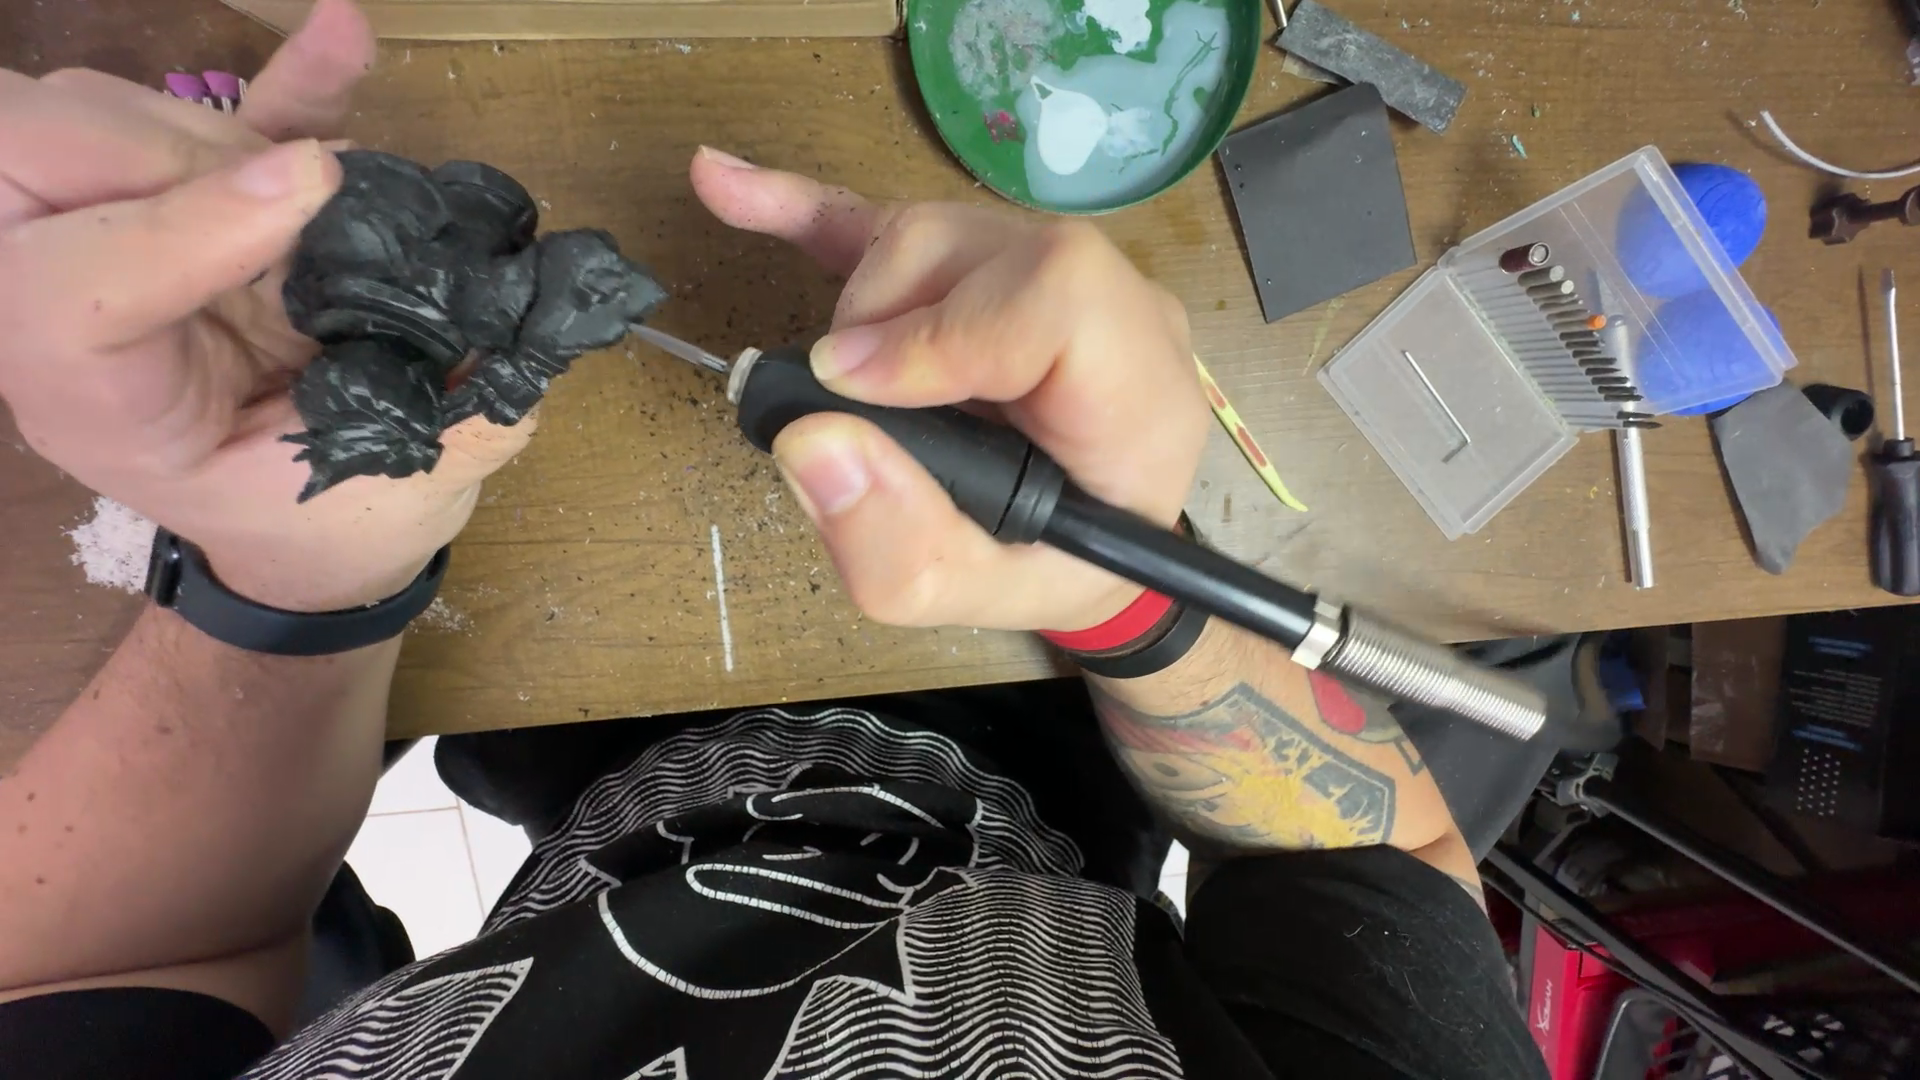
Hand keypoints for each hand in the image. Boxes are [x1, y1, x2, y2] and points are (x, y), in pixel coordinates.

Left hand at [0, 0, 533, 612]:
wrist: (316, 531)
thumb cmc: (343, 529)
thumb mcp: (397, 498)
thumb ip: (452, 421)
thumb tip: (512, 323)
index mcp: (100, 404)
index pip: (62, 286)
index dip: (181, 224)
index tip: (318, 188)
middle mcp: (79, 308)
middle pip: (32, 160)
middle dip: (171, 152)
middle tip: (309, 193)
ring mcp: (139, 253)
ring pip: (94, 117)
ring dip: (218, 125)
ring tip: (328, 177)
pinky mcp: (217, 227)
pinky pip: (229, 128)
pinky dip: (290, 82)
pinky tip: (349, 34)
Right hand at [691, 148, 1207, 631]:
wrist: (1085, 534)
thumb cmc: (1051, 568)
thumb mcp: (984, 596)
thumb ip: (905, 547)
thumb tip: (809, 441)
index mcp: (1137, 397)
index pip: (1059, 295)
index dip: (941, 329)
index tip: (851, 384)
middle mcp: (1113, 311)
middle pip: (981, 249)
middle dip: (880, 321)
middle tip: (843, 402)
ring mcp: (1050, 275)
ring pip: (933, 230)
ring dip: (857, 301)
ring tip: (841, 382)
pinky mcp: (986, 266)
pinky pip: (899, 219)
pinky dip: (807, 208)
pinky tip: (726, 185)